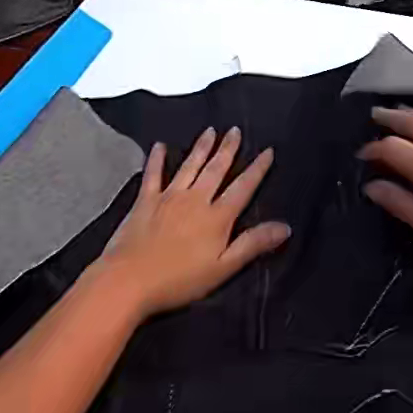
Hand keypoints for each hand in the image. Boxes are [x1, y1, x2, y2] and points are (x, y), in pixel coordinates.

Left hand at [96, 127, 289, 316]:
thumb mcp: (223, 268)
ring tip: (210, 130)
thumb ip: (253, 244)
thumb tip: (285, 227)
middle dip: (228, 149)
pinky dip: (156, 159)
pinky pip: (153, 175)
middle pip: (216, 169)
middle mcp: (196, 200)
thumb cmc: (179, 280)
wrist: (127, 282)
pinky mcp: (144, 202)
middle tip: (235, 130)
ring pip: (190, 166)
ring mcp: (168, 198)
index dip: (257, 169)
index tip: (267, 151)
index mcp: (217, 216)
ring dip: (201, 147)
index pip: (243, 187)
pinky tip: (160, 146)